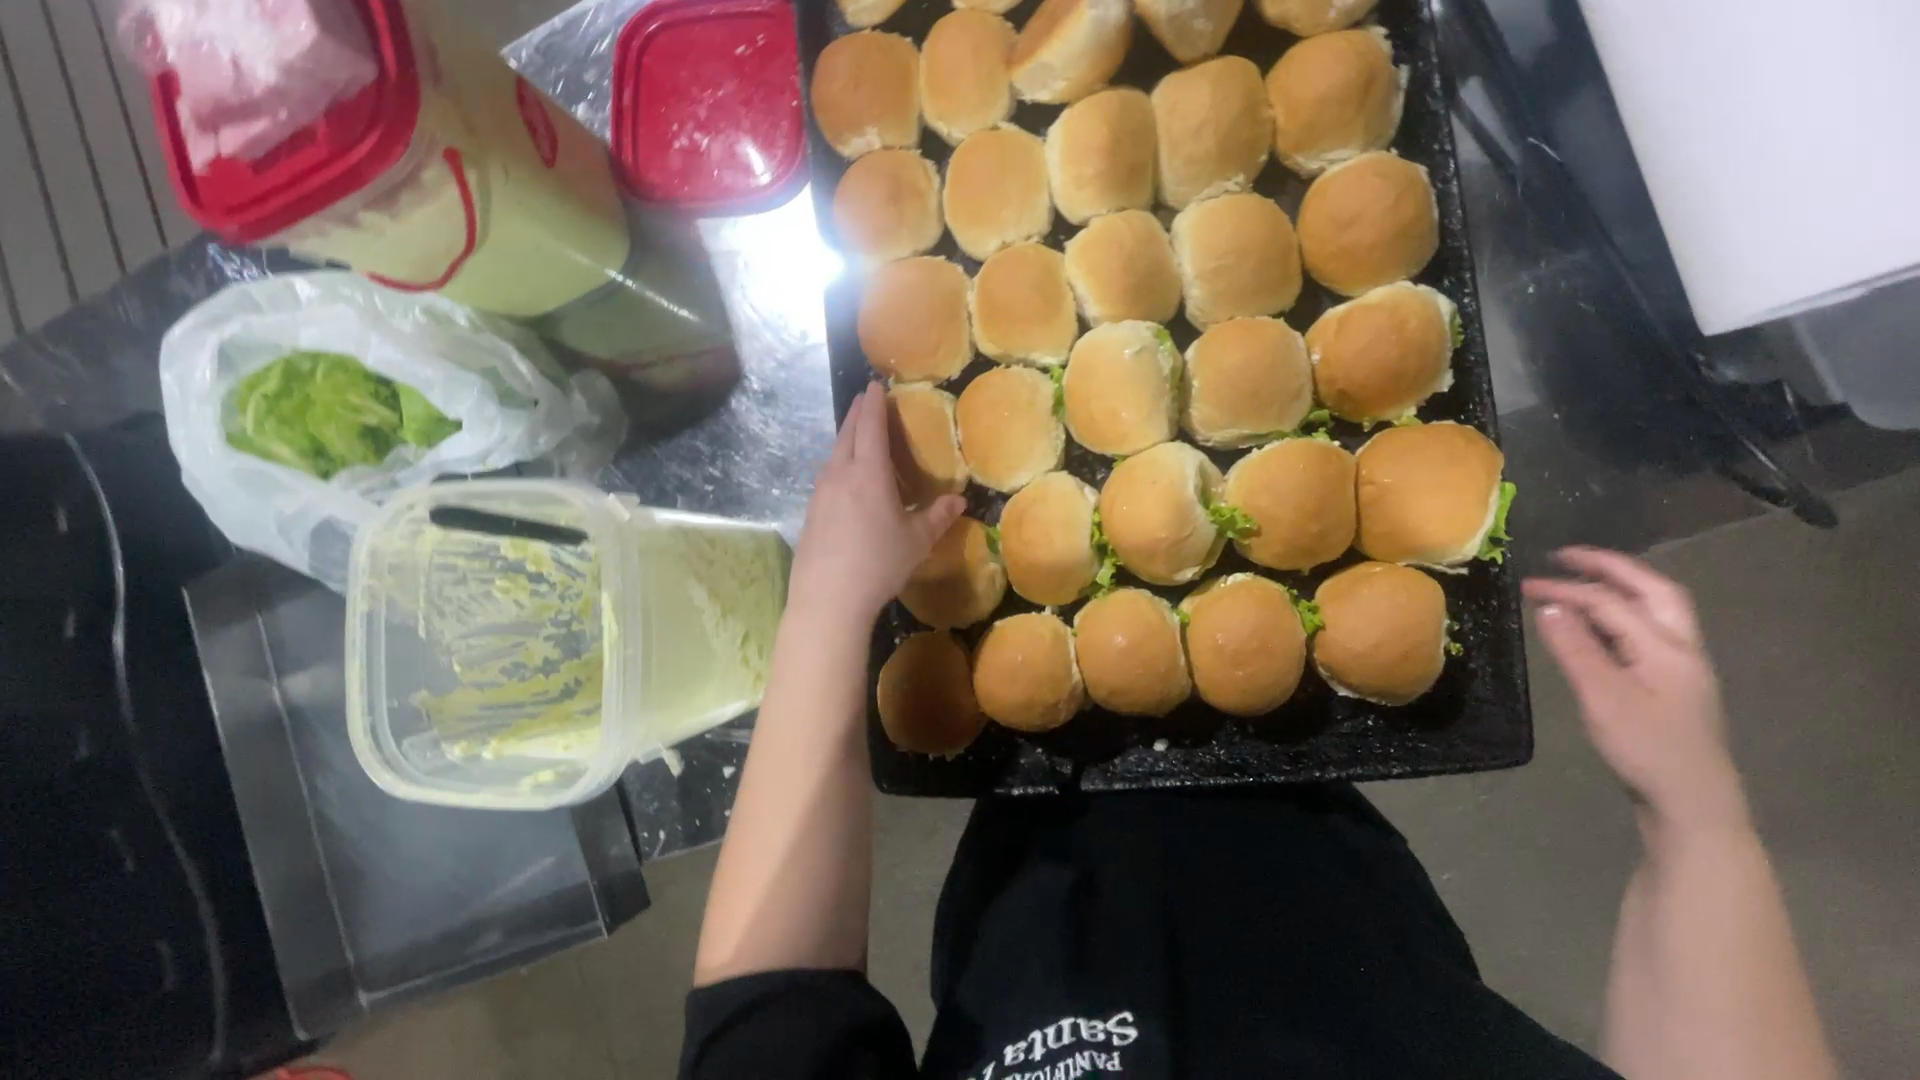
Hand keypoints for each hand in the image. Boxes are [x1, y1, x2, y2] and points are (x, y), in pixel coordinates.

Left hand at [787, 383, 964, 629]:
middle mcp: (840, 474)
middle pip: (847, 434)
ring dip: (846, 439)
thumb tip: (959, 500)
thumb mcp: (917, 540)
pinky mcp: (811, 513)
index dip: (874, 404)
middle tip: (865, 399)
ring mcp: (820, 493)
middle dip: (857, 413)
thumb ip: (937, 516)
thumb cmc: (879, 563)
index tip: (875, 385)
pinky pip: (826, 477)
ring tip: (857, 436)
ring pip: (833, 455)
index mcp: (868, 472)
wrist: (829, 598)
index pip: (871, 426)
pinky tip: (844, 481)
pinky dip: (838, 465)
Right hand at [1524, 548, 1748, 838]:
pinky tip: (1598, 627)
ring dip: (1620, 589)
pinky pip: (1648, 632)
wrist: (1691, 802)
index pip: (1610, 602)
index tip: (1524, 585)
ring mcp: (1682, 668)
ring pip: (1656, 611)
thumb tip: (1549, 605)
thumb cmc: (1646, 748)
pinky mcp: (1673, 686)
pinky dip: (1621, 615)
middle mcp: (1681, 648)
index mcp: (1665, 647)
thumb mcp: (1603, 697)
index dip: (1567, 588)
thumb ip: (1576, 648)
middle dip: (1611, 568)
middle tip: (1568, 557)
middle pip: (1653, 591)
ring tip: (1582, 582)